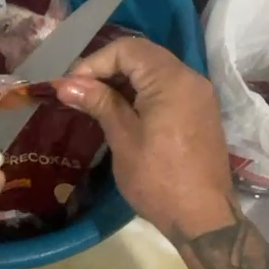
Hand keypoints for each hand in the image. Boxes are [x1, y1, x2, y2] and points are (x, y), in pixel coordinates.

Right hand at [56, 37, 232, 235]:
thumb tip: (65, 84)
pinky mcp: (199, 110)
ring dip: (123, 79)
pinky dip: (141, 91)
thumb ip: (98, 103)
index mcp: (172, 80)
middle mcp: (190, 78)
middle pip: (142, 55)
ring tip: (94, 101)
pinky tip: (120, 110)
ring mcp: (198, 94)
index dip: (94, 62)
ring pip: (154, 70)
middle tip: (78, 91)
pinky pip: (166, 87)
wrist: (203, 219)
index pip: (128, 49)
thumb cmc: (158, 179)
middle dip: (107, 67)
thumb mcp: (123, 139)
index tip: (71, 86)